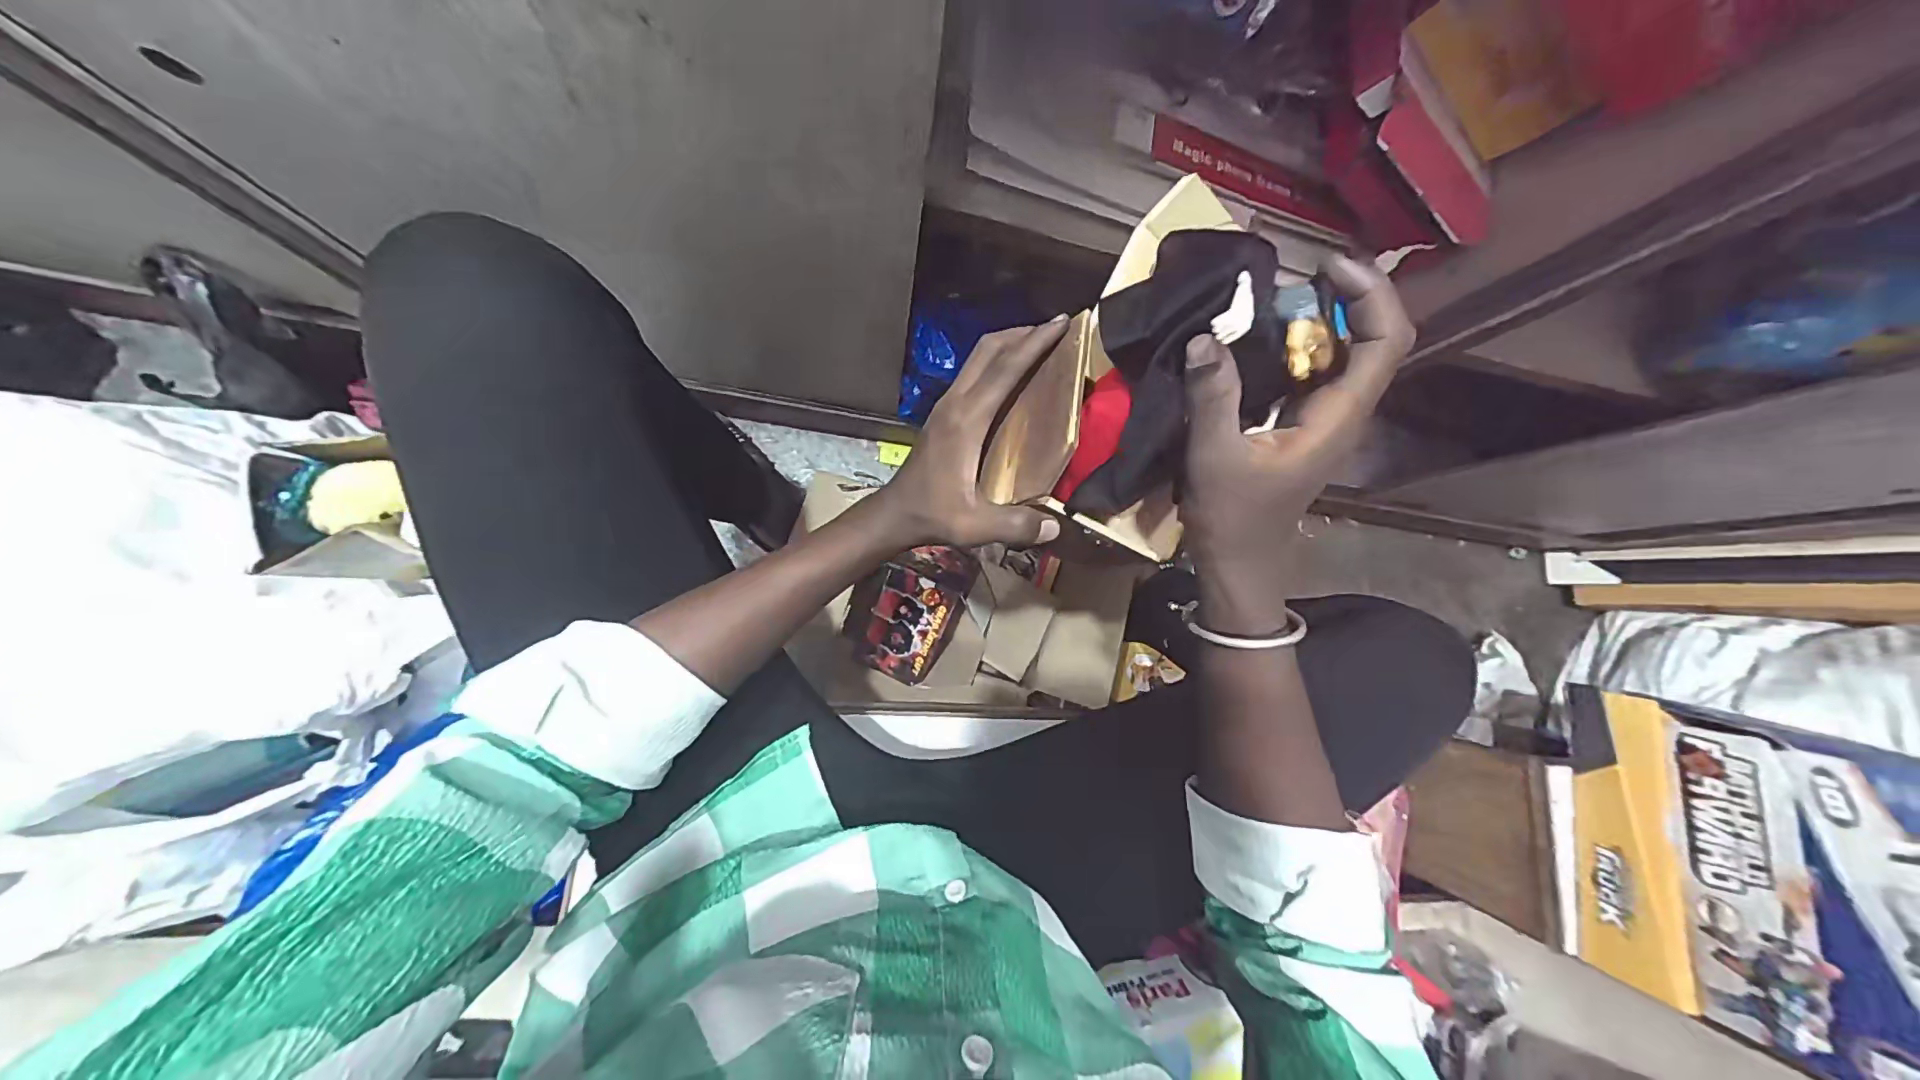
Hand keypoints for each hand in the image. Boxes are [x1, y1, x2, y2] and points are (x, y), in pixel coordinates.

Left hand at [870, 317, 1070, 549]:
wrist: (895, 512)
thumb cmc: (933, 514)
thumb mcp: (973, 526)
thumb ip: (1014, 526)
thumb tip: (1055, 527)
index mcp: (966, 420)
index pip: (1005, 368)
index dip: (1035, 343)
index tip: (1062, 323)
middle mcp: (955, 402)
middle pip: (988, 349)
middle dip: (1022, 332)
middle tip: (1055, 329)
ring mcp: (946, 404)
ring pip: (978, 357)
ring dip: (1008, 344)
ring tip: (1038, 345)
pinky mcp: (943, 412)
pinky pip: (974, 372)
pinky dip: (996, 362)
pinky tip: (1012, 377)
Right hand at [1180, 255, 1413, 632]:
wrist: (1239, 560)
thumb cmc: (1234, 516)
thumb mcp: (1215, 455)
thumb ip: (1214, 395)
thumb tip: (1204, 337)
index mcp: (1339, 417)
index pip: (1385, 341)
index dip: (1370, 294)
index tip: (1327, 264)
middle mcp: (1343, 411)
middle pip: (1374, 338)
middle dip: (1348, 295)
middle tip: (1301, 269)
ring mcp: (1325, 418)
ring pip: (1344, 352)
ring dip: (1322, 315)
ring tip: (1281, 289)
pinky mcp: (1302, 423)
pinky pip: (1313, 369)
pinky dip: (1297, 342)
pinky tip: (1262, 332)